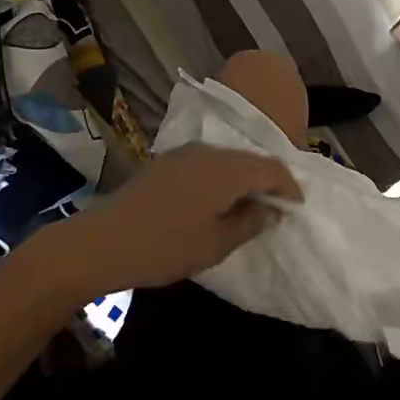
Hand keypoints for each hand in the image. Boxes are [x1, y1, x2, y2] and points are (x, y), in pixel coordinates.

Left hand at [50, 144, 300, 296]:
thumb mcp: (216, 243)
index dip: (288, 187)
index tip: (296, 208)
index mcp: (225, 168)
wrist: (102, 242)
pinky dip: (218, 179)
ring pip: (223, 160)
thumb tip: (269, 209)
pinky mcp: (161, 164)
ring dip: (240, 179)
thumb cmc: (165, 247)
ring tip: (248, 207)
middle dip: (266, 180)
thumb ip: (249, 222)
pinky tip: (215, 201)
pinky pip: (202, 165)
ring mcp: (179, 155)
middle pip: (247, 159)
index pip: (270, 167)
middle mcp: (204, 152)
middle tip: (276, 208)